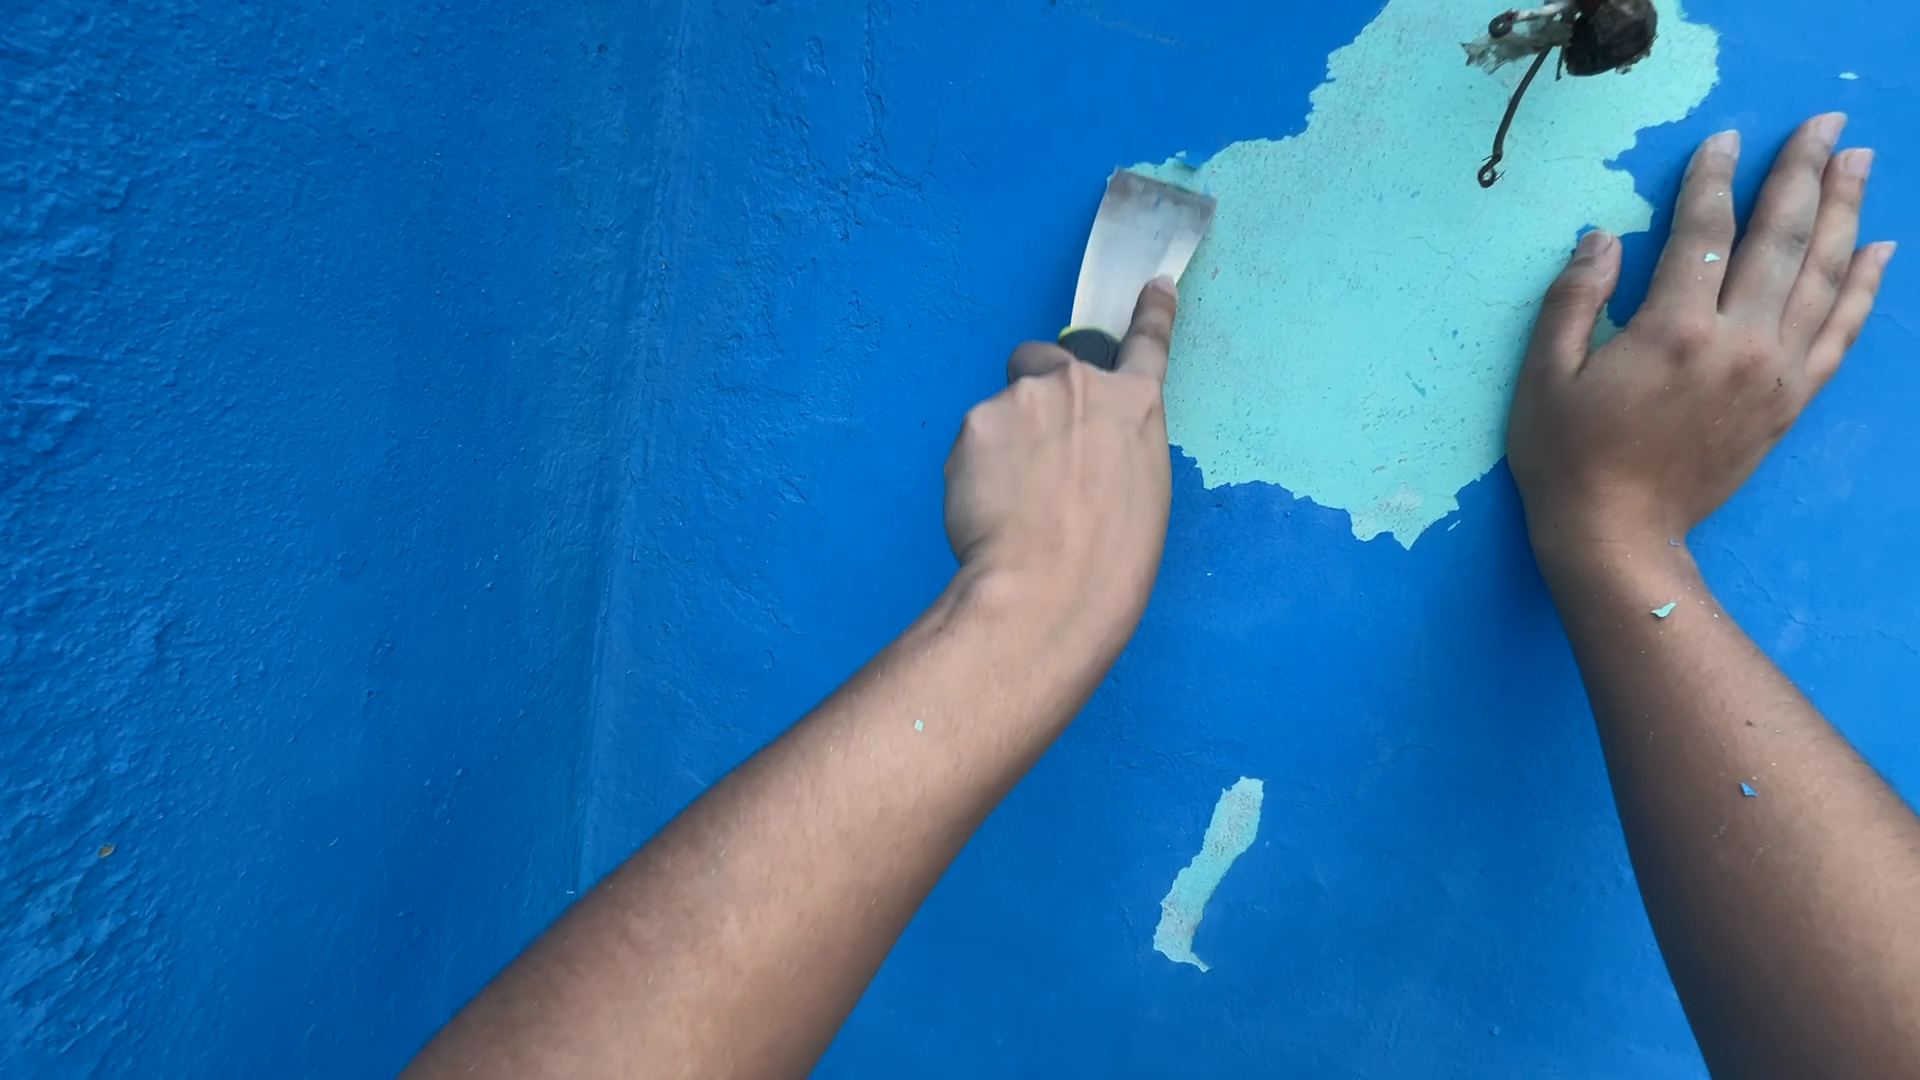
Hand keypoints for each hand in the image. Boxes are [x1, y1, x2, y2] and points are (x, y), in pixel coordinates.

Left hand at [942, 279, 1177, 653]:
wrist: (1048, 587)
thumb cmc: (1110, 562)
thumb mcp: (1140, 497)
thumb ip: (1113, 450)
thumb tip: (1083, 451)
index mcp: (1133, 407)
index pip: (1145, 346)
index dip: (1150, 315)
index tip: (1153, 286)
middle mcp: (1078, 385)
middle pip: (1041, 359)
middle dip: (1033, 389)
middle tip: (1030, 448)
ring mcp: (1022, 398)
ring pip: (1001, 408)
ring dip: (1002, 439)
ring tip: (1010, 500)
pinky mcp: (974, 423)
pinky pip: (972, 442)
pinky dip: (975, 467)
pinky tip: (986, 508)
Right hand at [1508, 115, 1894, 557]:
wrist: (1614, 529)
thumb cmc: (1563, 454)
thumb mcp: (1541, 380)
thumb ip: (1571, 305)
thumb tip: (1598, 240)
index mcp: (1671, 331)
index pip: (1703, 237)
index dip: (1711, 183)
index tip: (1723, 140)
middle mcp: (1739, 340)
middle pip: (1782, 241)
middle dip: (1801, 175)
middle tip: (1823, 125)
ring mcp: (1776, 369)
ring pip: (1823, 275)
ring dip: (1845, 212)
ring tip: (1861, 161)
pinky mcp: (1790, 399)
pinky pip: (1843, 330)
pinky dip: (1866, 285)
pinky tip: (1880, 250)